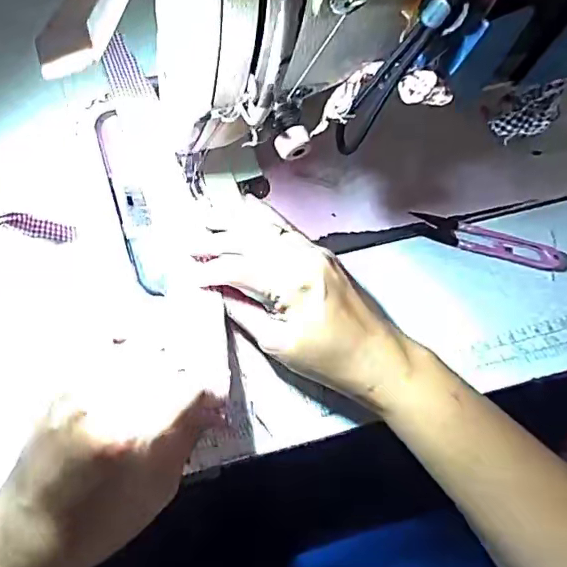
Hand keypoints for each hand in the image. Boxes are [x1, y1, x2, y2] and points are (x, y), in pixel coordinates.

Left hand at [0, 367, 223, 566]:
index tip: (213, 401)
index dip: (211, 390)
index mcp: (134, 435)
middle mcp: (106, 400)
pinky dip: (122, 350)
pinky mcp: (60, 380)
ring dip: (155, 358)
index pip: (192, 385)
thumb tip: (209, 406)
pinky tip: (128, 363)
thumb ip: (184, 439)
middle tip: (188, 390)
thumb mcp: (158, 492)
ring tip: (159, 377)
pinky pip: (101, 348)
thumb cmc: (101, 525)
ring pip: (133, 346)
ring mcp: (78, 385)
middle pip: (164, 359)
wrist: (31, 525)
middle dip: (184, 372)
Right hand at [190, 198, 429, 408]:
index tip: (188, 276)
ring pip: (264, 227)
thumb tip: (215, 292)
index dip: (209, 272)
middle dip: (213, 241)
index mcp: (292, 282)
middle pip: (248, 240)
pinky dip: (259, 217)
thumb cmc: (330, 360)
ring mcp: (313, 251)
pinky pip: (283, 227)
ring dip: (231, 222)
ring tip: (204, 216)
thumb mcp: (278, 344)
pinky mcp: (319, 253)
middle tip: (185, 243)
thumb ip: (242, 311)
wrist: (381, 359)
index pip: (238, 267)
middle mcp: (302, 257)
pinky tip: (243, 207)